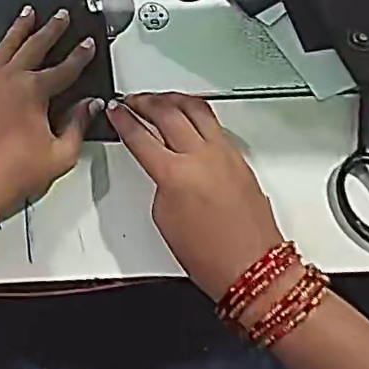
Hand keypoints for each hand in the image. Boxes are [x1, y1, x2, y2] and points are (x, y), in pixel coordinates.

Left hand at [0, 8, 100, 224]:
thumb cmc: (11, 171)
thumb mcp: (60, 154)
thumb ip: (78, 125)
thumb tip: (90, 107)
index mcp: (34, 92)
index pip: (65, 68)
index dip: (80, 55)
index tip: (88, 45)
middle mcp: (10, 80)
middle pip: (35, 46)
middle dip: (52, 29)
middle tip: (62, 17)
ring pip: (6, 45)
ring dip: (19, 27)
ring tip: (28, 12)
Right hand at [107, 93, 285, 300]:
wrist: (253, 269)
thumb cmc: (210, 256)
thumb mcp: (163, 216)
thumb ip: (158, 181)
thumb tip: (159, 162)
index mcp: (175, 175)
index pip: (139, 135)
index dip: (122, 119)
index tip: (115, 111)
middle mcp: (201, 158)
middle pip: (166, 112)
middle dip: (143, 102)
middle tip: (131, 101)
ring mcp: (224, 154)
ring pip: (194, 107)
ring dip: (171, 99)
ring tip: (158, 99)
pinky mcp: (239, 157)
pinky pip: (214, 122)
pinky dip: (195, 110)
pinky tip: (187, 112)